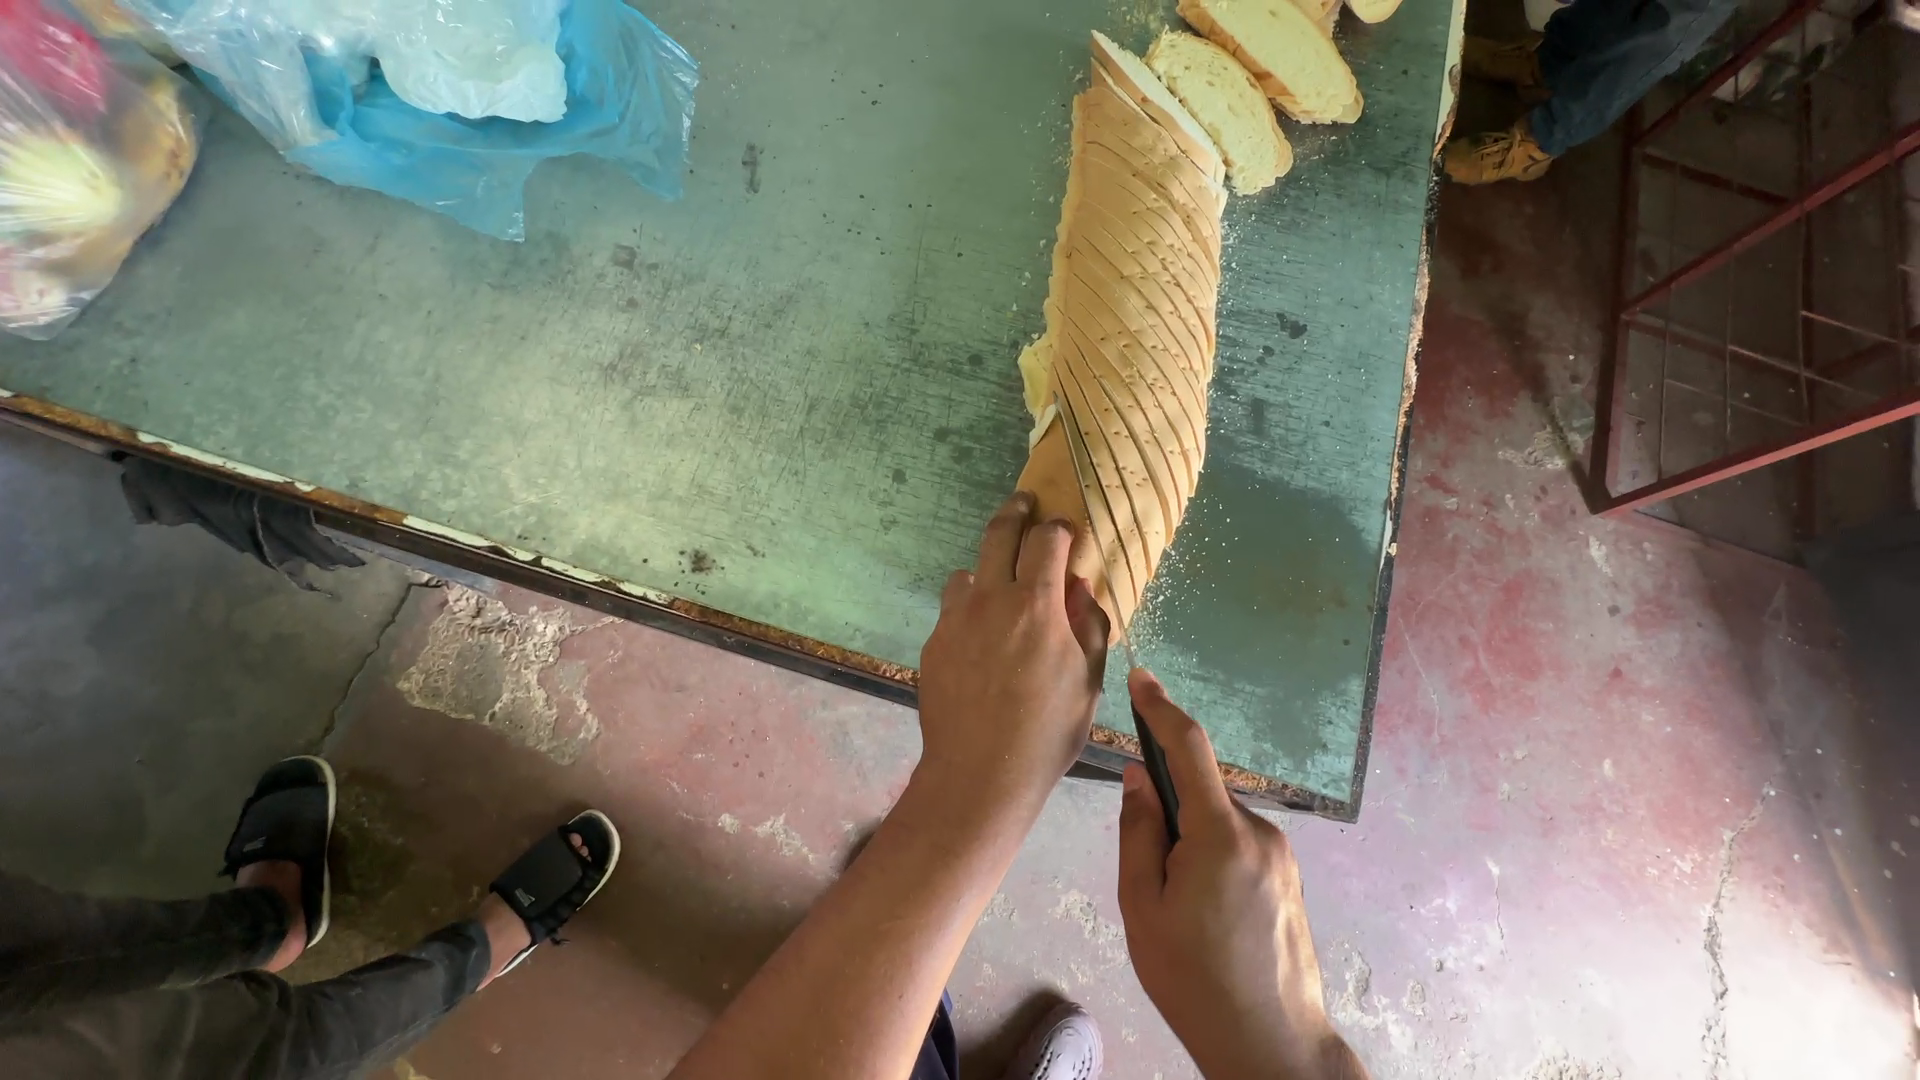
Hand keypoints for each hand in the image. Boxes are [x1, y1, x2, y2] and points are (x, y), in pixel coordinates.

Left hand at [916, 491, 1109, 804]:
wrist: (979, 773)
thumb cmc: (1047, 732)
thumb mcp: (1088, 681)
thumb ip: (1089, 625)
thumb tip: (1082, 587)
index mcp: (1036, 605)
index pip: (1046, 541)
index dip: (1059, 527)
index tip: (1066, 530)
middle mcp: (990, 599)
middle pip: (998, 532)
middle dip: (1016, 511)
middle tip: (1024, 502)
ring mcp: (955, 619)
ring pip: (968, 571)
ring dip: (987, 568)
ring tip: (999, 587)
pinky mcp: (933, 642)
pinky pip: (952, 608)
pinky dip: (969, 608)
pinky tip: (980, 639)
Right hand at [1117, 671, 1366, 1079]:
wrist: (1273, 1048)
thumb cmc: (1193, 978)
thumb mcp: (1142, 906)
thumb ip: (1139, 832)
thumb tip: (1140, 777)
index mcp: (1220, 834)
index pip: (1187, 749)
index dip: (1160, 708)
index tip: (1141, 676)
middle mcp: (1260, 831)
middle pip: (1200, 794)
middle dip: (1169, 812)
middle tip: (1151, 877)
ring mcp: (1282, 854)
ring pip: (1218, 822)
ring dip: (1191, 842)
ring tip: (1182, 910)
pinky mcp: (1290, 875)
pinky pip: (1238, 843)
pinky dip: (1212, 856)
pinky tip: (1209, 915)